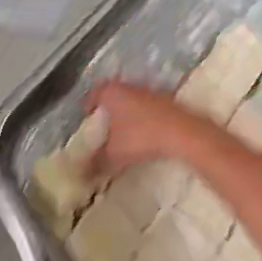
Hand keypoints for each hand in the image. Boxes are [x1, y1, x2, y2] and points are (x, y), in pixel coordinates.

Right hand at [83, 81, 213, 176]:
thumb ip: (95, 162)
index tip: (87, 119)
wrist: (181, 132)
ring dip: (125, 113)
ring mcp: (147, 92)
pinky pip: (144, 106)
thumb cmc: (140, 137)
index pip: (94, 94)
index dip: (89, 106)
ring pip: (130, 99)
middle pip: (112, 95)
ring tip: (121, 132)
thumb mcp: (114, 154)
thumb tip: (81, 173)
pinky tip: (142, 133)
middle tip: (102, 127)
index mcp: (111, 92)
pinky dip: (140, 117)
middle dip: (106, 110)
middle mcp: (128, 86)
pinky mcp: (163, 100)